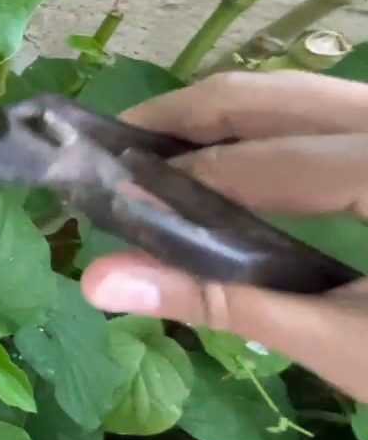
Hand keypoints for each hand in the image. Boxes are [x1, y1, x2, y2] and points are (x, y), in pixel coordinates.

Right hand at [82, 70, 367, 398]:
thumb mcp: (354, 345)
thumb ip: (225, 302)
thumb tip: (97, 283)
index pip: (262, 163)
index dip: (176, 181)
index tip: (107, 197)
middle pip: (266, 97)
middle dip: (178, 119)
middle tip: (112, 153)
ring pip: (295, 94)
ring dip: (216, 117)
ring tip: (160, 153)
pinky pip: (328, 110)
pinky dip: (265, 125)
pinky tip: (232, 160)